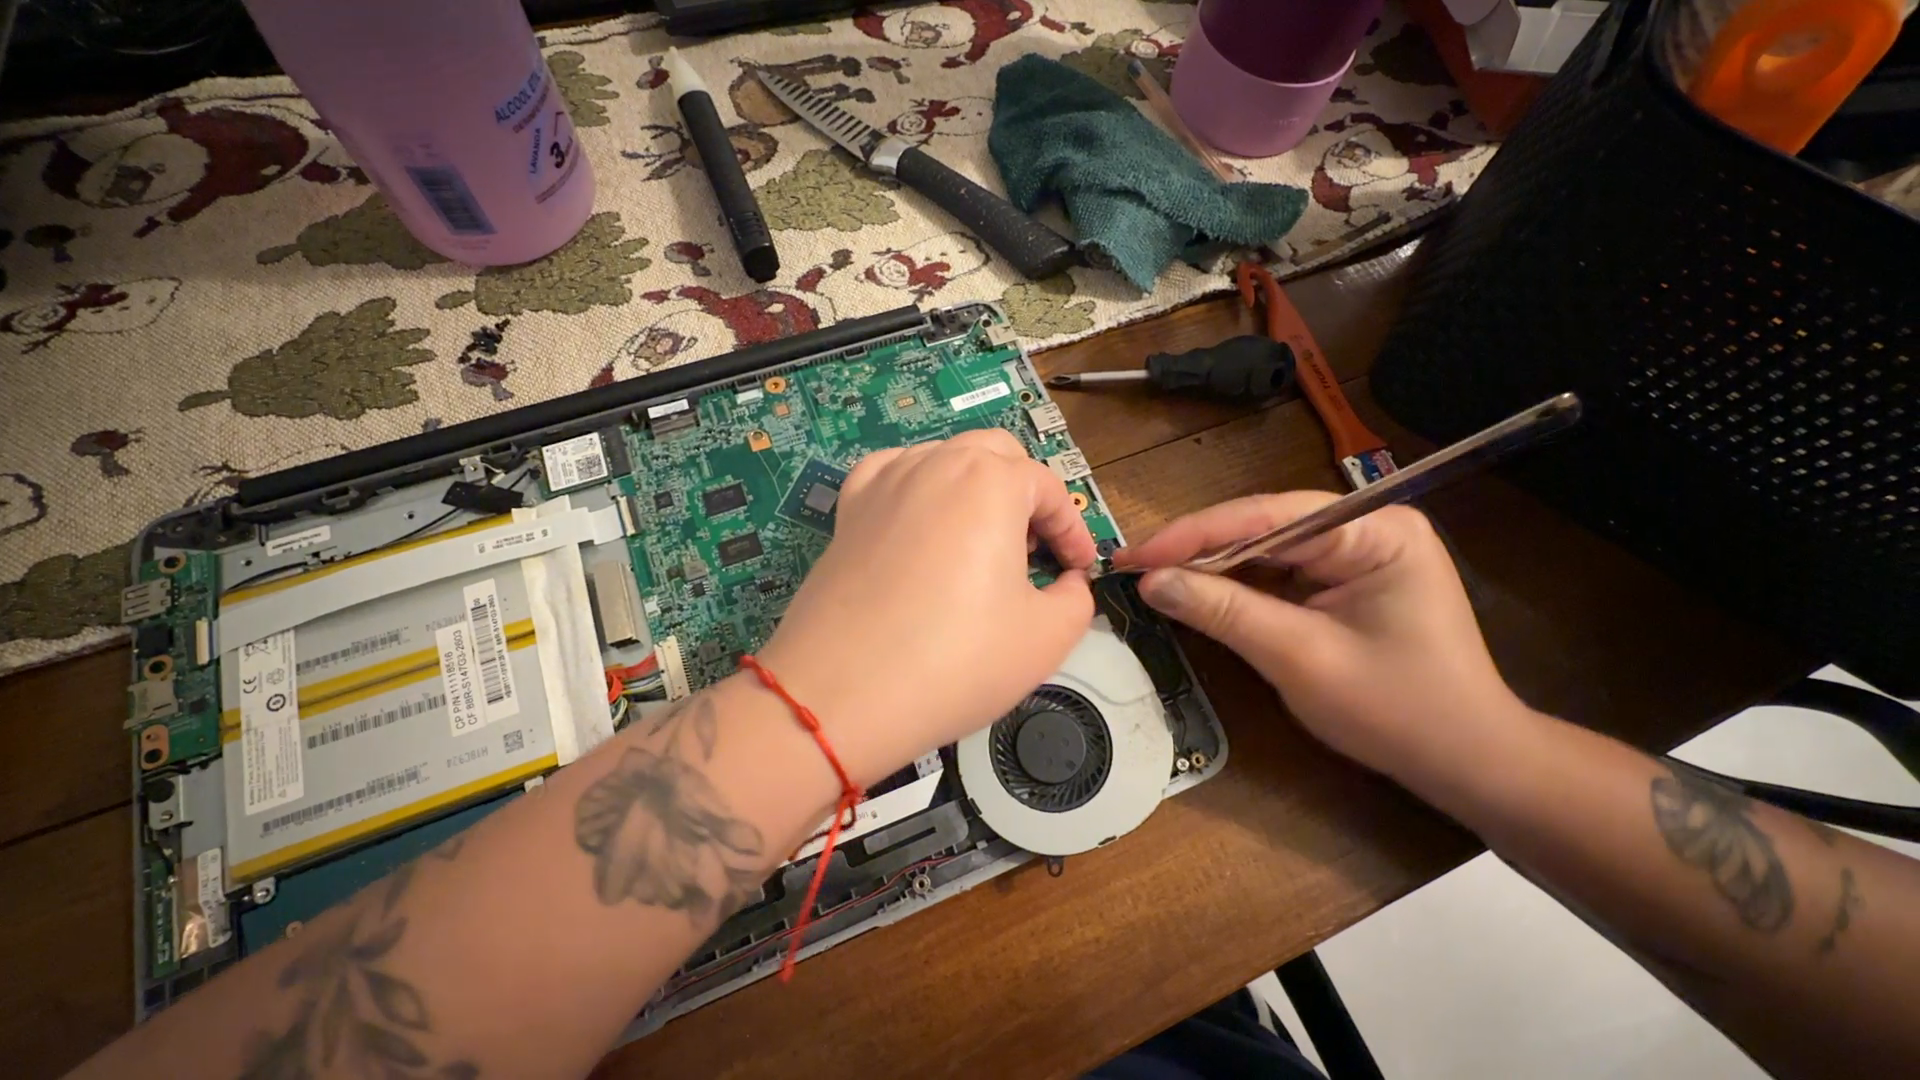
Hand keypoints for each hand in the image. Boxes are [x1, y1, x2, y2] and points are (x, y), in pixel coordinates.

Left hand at [756, 430, 1096, 787]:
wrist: (841, 695)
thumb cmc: (955, 661)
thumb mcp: (1046, 637)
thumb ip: (1075, 597)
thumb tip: (1066, 582)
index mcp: (989, 480)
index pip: (1049, 488)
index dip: (1072, 530)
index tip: (1077, 569)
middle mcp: (934, 463)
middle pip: (995, 455)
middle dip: (1025, 493)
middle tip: (1033, 549)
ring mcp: (883, 483)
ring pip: (942, 459)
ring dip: (974, 488)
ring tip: (980, 544)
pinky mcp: (847, 512)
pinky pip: (891, 477)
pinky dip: (917, 489)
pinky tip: (921, 526)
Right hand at [1112, 492, 1528, 779]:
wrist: (1468, 762)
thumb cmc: (1398, 711)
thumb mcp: (1301, 658)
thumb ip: (1224, 612)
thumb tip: (1151, 581)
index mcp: (1376, 530)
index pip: (1268, 518)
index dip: (1193, 535)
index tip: (1133, 554)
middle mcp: (1367, 527)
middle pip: (1263, 527)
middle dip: (1198, 550)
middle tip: (1133, 566)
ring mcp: (1357, 553)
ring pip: (1264, 550)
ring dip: (1210, 568)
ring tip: (1151, 578)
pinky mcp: (1345, 581)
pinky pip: (1278, 575)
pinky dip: (1236, 588)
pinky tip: (1195, 593)